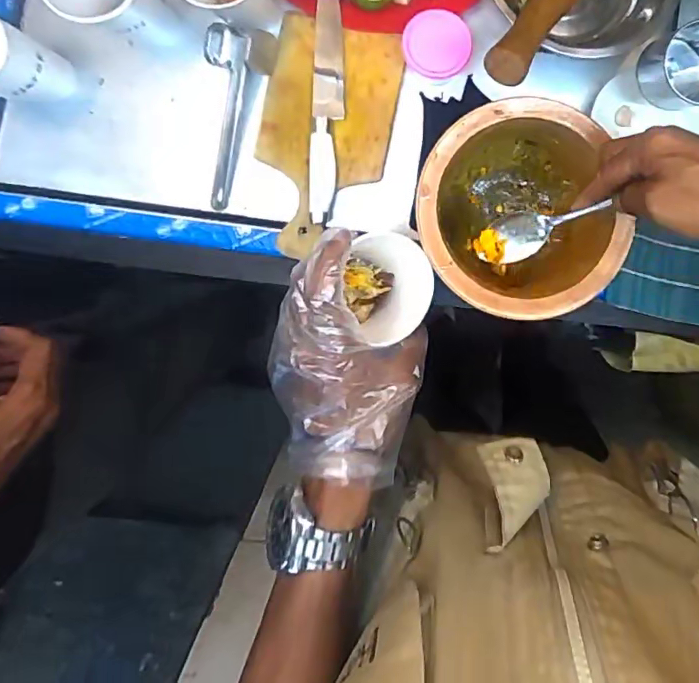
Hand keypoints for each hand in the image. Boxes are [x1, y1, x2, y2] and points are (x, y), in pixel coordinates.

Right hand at [0, 327, 60, 563]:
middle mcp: (47, 409)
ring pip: (41, 378)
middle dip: (18, 347)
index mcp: (32, 399)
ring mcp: (41, 424)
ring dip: (15, 364)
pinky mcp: (30, 434)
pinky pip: (33, 396)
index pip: (42, 348)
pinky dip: (14, 382)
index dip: (19, 334)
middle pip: (47, 361)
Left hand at [270, 229, 425, 485]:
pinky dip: (307, 301)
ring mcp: (284, 347)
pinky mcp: (282, 361)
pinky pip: (291, 318)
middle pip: (300, 280)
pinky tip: (327, 304)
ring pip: (292, 298)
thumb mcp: (403, 370)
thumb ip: (410, 332)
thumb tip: (416, 311)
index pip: (321, 274)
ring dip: (312, 279)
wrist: (338, 463)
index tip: (348, 234)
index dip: (332, 248)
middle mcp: (295, 333)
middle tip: (345, 249)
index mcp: (323, 330)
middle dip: (321, 258)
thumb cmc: (371, 414)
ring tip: (338, 271)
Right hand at [572, 127, 698, 241]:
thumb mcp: (657, 206)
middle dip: (607, 178)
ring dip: (629, 179)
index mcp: (648, 143)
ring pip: (642, 159)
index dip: (590, 191)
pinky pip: (662, 165)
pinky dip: (649, 179)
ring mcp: (686, 144)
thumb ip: (627, 198)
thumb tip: (622, 197)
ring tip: (627, 204)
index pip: (606, 167)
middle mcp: (663, 135)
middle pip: (620, 154)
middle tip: (602, 204)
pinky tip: (656, 197)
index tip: (575, 209)